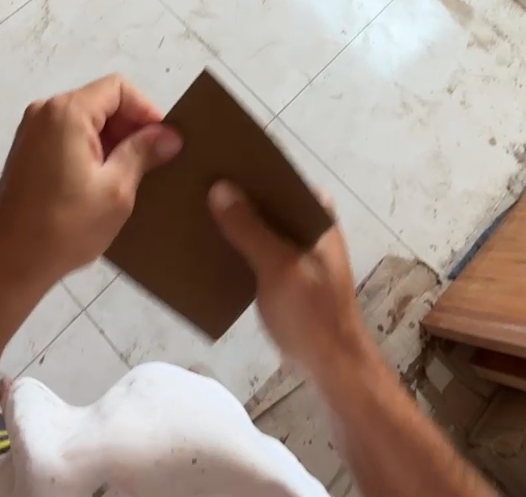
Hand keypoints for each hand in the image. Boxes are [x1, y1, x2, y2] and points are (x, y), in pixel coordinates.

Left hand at [0, 75, 182, 290]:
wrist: (11, 263)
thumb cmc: (67, 226)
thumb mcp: (116, 190)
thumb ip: (143, 152)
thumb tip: (170, 134)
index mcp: (66, 112)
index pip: (118, 88)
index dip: (146, 110)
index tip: (164, 142)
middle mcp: (45, 110)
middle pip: (101, 101)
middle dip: (130, 127)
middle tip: (151, 163)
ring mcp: (32, 130)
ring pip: (86, 119)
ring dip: (112, 140)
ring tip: (130, 175)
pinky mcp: (27, 149)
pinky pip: (68, 134)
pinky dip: (91, 148)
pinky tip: (102, 181)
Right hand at [209, 181, 371, 378]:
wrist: (331, 369)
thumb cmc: (312, 314)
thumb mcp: (279, 267)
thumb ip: (250, 229)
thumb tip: (218, 187)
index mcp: (316, 214)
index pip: (281, 175)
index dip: (250, 164)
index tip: (214, 155)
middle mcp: (307, 223)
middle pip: (266, 196)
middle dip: (235, 191)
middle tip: (195, 179)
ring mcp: (295, 247)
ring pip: (258, 221)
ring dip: (233, 217)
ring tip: (194, 204)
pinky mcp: (283, 269)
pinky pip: (255, 244)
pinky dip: (235, 241)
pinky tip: (207, 241)